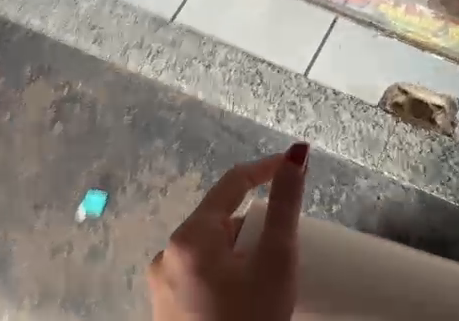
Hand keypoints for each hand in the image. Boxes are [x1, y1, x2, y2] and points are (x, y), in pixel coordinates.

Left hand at [148, 144, 308, 320]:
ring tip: (268, 274)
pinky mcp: (166, 312)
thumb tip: (296, 153)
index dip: (267, 168)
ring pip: (213, 247)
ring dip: (242, 249)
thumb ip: (286, 201)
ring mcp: (161, 287)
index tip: (297, 166)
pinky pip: (202, 272)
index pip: (232, 183)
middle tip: (284, 243)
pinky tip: (246, 294)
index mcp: (188, 238)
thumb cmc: (251, 319)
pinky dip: (228, 271)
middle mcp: (166, 257)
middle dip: (255, 222)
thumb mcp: (276, 258)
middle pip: (222, 218)